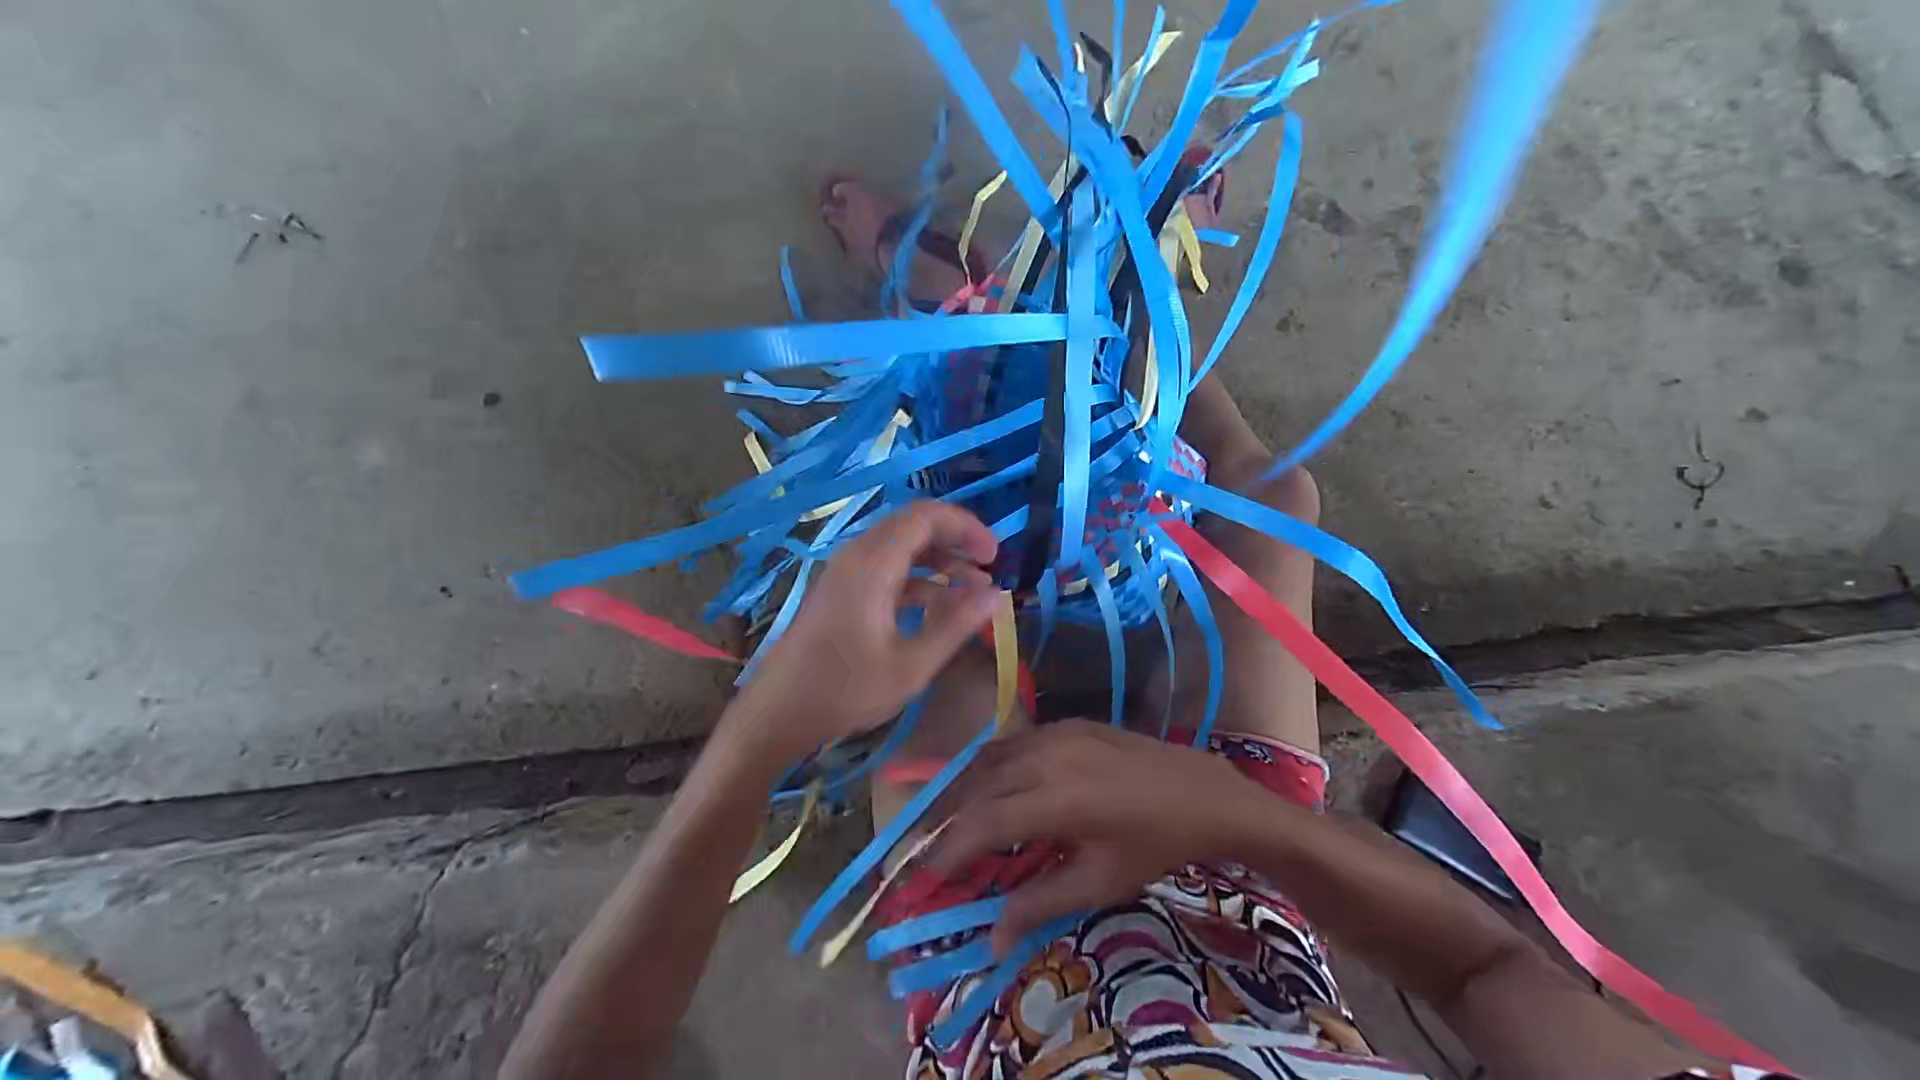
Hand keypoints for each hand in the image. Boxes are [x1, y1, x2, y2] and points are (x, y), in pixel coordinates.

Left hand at [723, 501, 1000, 758]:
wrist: (778, 710)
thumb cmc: (845, 691)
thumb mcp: (911, 665)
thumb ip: (955, 625)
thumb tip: (997, 595)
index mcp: (873, 565)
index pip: (926, 516)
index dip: (966, 527)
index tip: (995, 555)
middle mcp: (857, 555)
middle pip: (913, 524)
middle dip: (956, 539)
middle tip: (988, 565)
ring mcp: (845, 570)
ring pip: (900, 545)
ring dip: (938, 559)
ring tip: (972, 588)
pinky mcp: (841, 588)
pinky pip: (885, 565)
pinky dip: (916, 576)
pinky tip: (938, 604)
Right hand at [928, 720, 1283, 953]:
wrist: (1203, 793)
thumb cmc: (1155, 845)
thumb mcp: (1100, 882)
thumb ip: (1039, 903)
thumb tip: (991, 939)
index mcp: (1059, 800)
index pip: (985, 824)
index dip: (950, 851)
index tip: (925, 878)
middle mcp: (1048, 756)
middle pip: (979, 788)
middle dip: (948, 822)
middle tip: (930, 853)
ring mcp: (1056, 732)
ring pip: (990, 759)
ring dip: (964, 790)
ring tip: (948, 822)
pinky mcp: (1066, 722)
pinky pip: (1013, 742)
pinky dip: (990, 767)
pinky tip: (988, 787)